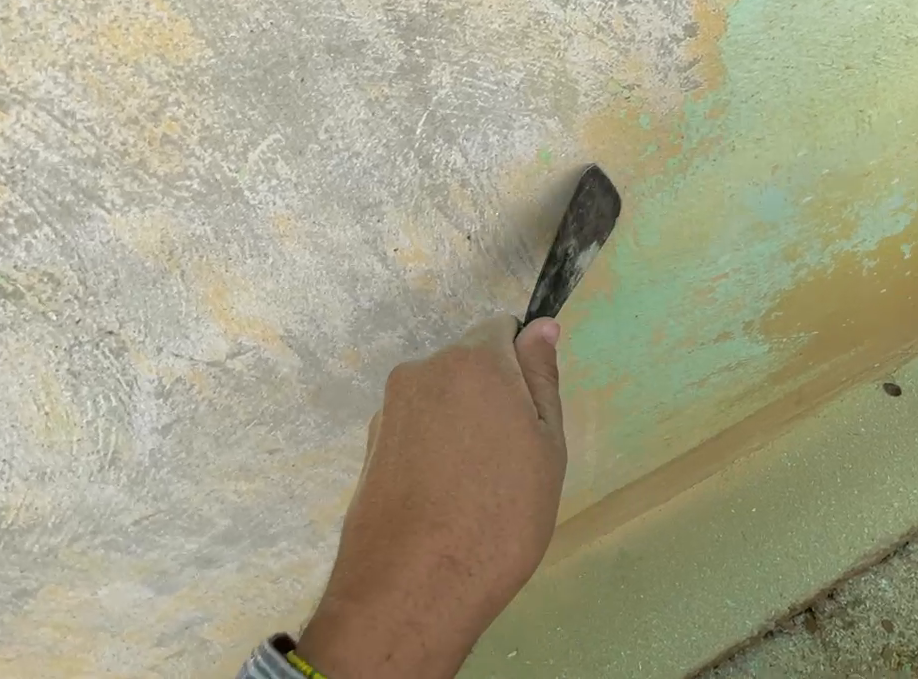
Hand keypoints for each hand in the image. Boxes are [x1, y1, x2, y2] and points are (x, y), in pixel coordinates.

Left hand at [296, 315, 566, 678]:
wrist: (410, 591)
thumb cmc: (499, 514)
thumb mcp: (546, 444)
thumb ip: (542, 377)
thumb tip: (541, 327)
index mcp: (474, 360)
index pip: (505, 329)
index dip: (524, 364)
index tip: (531, 411)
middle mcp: (425, 369)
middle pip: (471, 361)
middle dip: (494, 391)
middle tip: (512, 454)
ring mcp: (391, 407)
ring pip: (444, 395)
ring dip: (463, 419)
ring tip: (476, 483)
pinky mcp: (371, 444)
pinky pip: (417, 425)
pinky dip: (434, 445)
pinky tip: (443, 495)